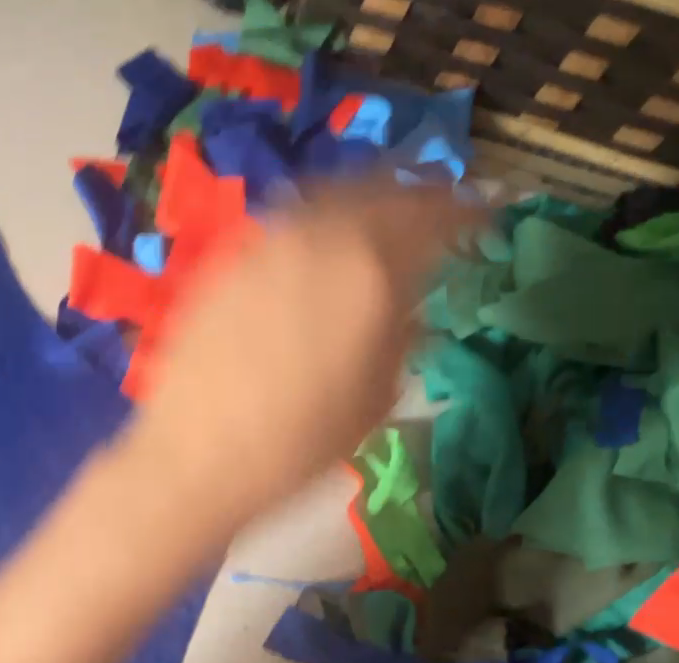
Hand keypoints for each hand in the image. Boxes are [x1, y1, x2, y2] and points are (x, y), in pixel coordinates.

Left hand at [120, 182, 481, 523]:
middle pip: (380, 189)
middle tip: (432, 213)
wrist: (195, 457)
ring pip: (328, 198)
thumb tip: (410, 303)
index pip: (436, 215)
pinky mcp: (225, 259)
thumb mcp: (375, 399)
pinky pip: (284, 225)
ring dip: (361, 203)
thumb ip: (403, 335)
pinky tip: (314, 255)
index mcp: (372, 268)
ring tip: (374, 226)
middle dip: (414, 198)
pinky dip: (313, 226)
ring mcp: (265, 242)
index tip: (482, 222)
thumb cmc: (296, 444)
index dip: (466, 215)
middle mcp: (319, 236)